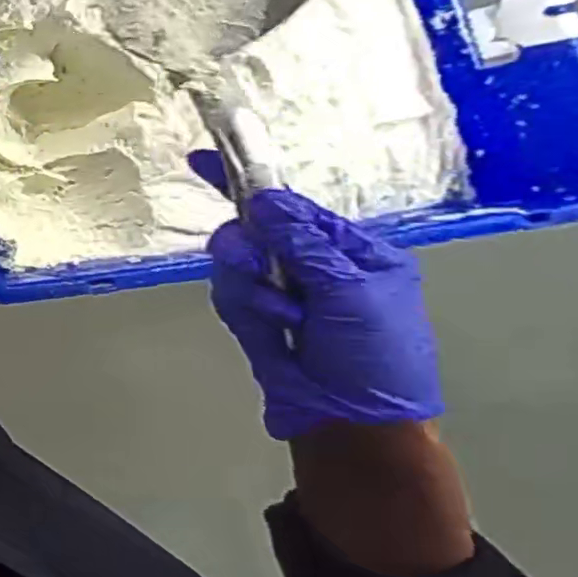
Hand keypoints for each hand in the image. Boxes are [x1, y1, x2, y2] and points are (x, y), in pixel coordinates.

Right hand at [207, 189, 442, 440]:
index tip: (203, 160)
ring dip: (253, 293)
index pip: (289, 206)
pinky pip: (227, 294)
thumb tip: (264, 199)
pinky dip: (245, 312)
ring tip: (285, 322)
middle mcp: (309, 264)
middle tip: (263, 276)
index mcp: (349, 250)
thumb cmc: (374, 354)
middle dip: (251, 256)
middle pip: (251, 233)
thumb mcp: (351, 293)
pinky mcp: (251, 313)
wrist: (348, 417)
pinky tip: (272, 334)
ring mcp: (278, 289)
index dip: (248, 184)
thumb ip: (304, 244)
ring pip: (232, 264)